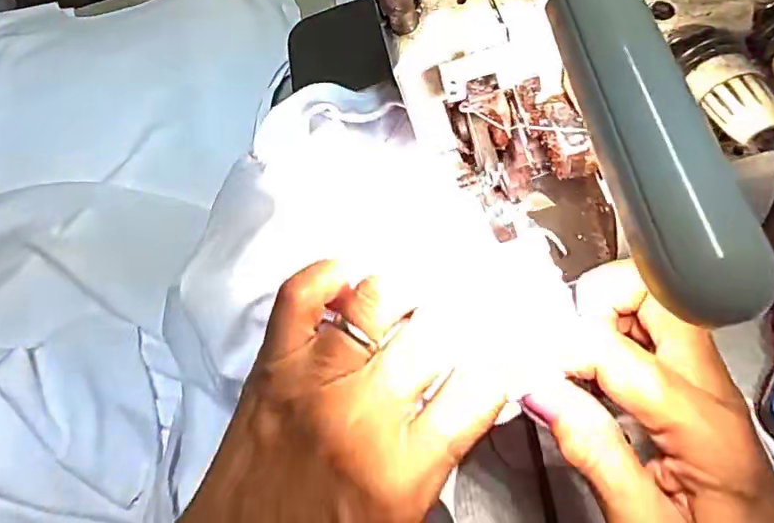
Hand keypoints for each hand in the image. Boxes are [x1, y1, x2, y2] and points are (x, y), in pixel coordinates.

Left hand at [181, 260, 509, 522]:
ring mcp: (313, 380)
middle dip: (454, 320)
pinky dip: (325, 274)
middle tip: (460, 310)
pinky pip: (300, 294)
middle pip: (430, 336)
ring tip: (409, 296)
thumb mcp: (401, 513)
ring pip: (372, 302)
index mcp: (401, 471)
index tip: (499, 346)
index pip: (475, 391)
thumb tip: (464, 393)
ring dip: (399, 295)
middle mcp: (361, 415)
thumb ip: (435, 454)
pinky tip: (347, 277)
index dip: (495, 361)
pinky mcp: (273, 361)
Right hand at [523, 260, 773, 522]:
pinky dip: (612, 329)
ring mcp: (710, 381)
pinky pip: (652, 325)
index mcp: (708, 429)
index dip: (564, 349)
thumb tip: (541, 388)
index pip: (620, 350)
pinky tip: (595, 372)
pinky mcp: (698, 383)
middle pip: (654, 291)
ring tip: (577, 361)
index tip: (533, 369)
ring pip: (652, 298)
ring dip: (603, 312)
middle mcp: (716, 390)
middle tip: (564, 343)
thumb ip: (597, 457)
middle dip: (597, 299)